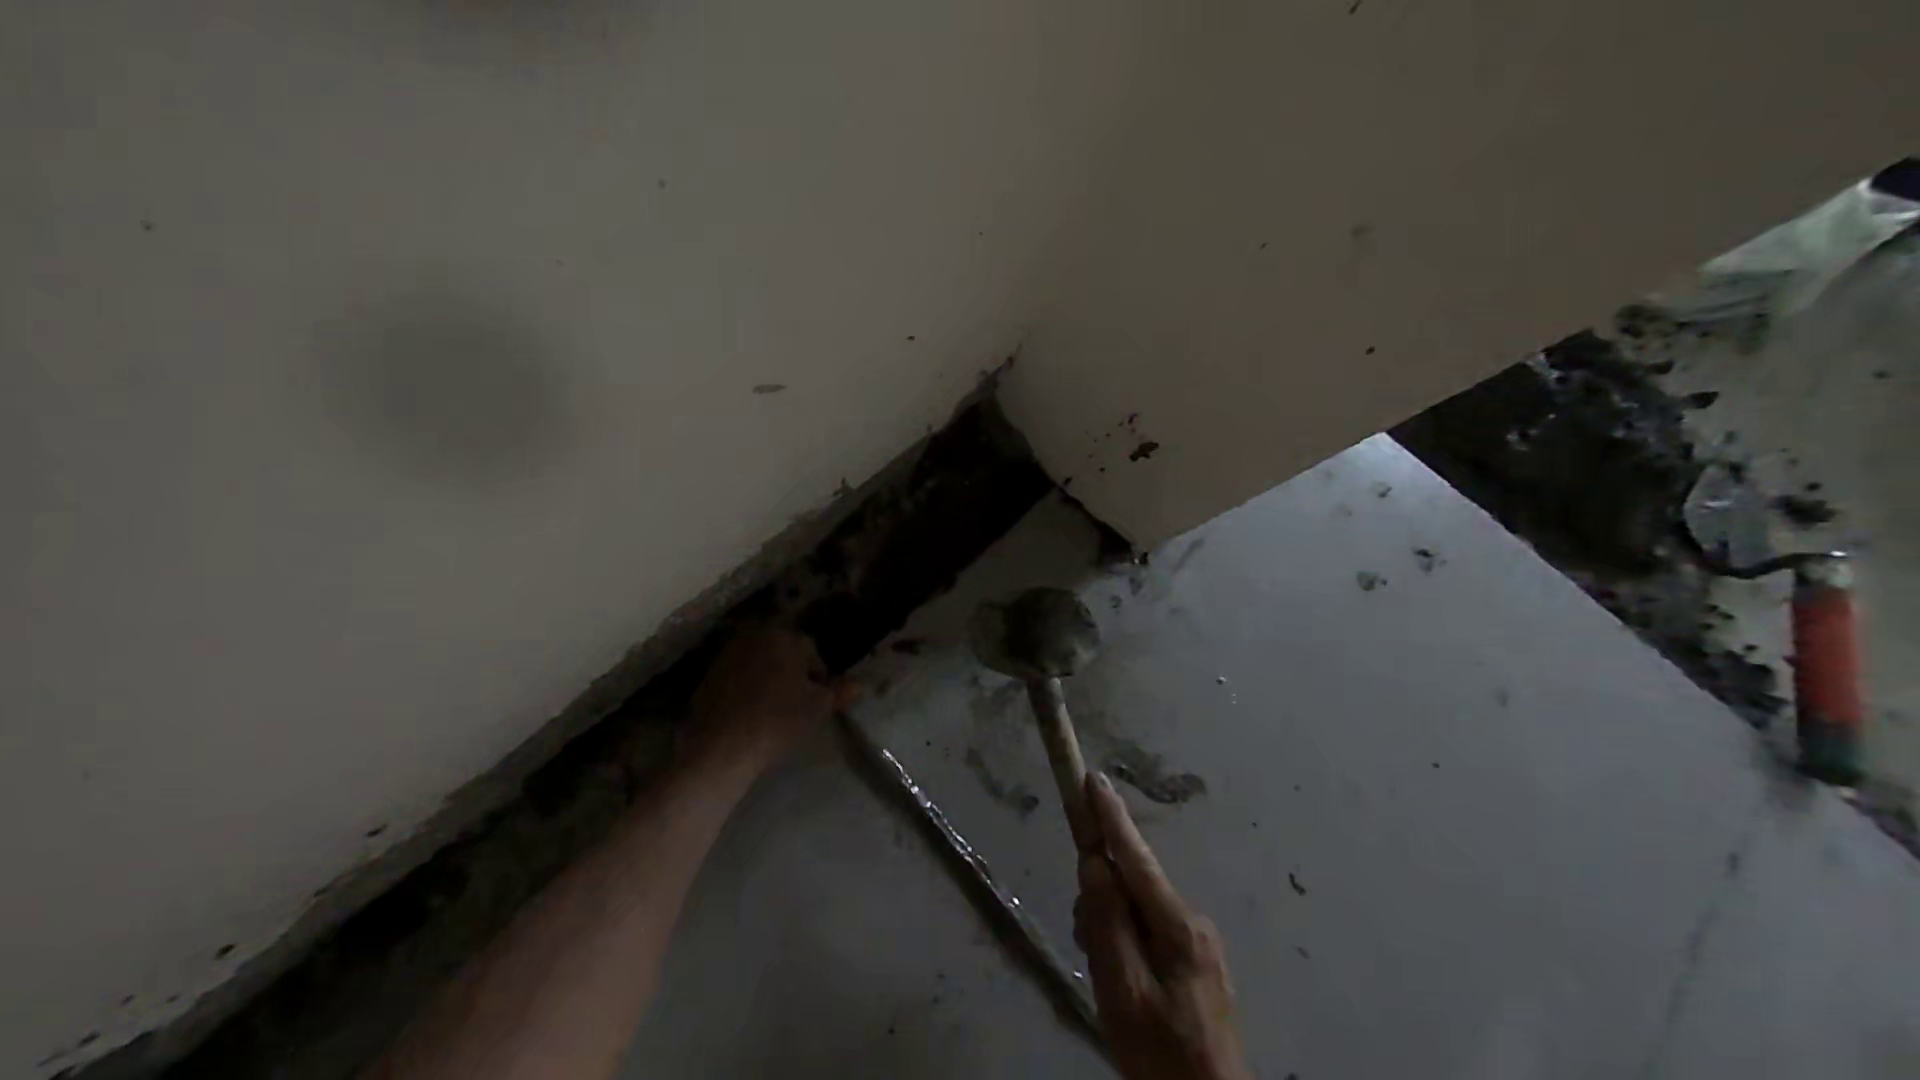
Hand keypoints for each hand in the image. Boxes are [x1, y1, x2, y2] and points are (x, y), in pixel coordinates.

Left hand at [685, 625, 852, 774]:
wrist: (722, 746)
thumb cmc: (778, 719)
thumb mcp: (818, 706)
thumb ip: (840, 691)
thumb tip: (860, 685)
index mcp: (782, 635)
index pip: (811, 650)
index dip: (819, 676)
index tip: (818, 700)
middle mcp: (753, 635)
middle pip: (784, 652)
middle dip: (793, 672)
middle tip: (798, 703)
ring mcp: (727, 653)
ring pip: (761, 663)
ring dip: (771, 678)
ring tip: (775, 709)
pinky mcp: (709, 673)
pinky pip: (739, 675)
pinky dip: (748, 687)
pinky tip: (751, 712)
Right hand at [1075, 773, 1251, 1079]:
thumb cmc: (1161, 1054)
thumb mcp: (1121, 991)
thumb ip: (1106, 923)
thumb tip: (1093, 863)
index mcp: (1178, 926)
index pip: (1135, 857)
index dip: (1111, 817)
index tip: (1092, 778)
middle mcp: (1192, 922)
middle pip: (1132, 885)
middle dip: (1101, 900)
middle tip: (1089, 949)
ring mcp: (1197, 943)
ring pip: (1136, 911)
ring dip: (1111, 929)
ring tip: (1108, 980)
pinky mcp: (1194, 961)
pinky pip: (1147, 932)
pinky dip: (1125, 944)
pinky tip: (1122, 983)